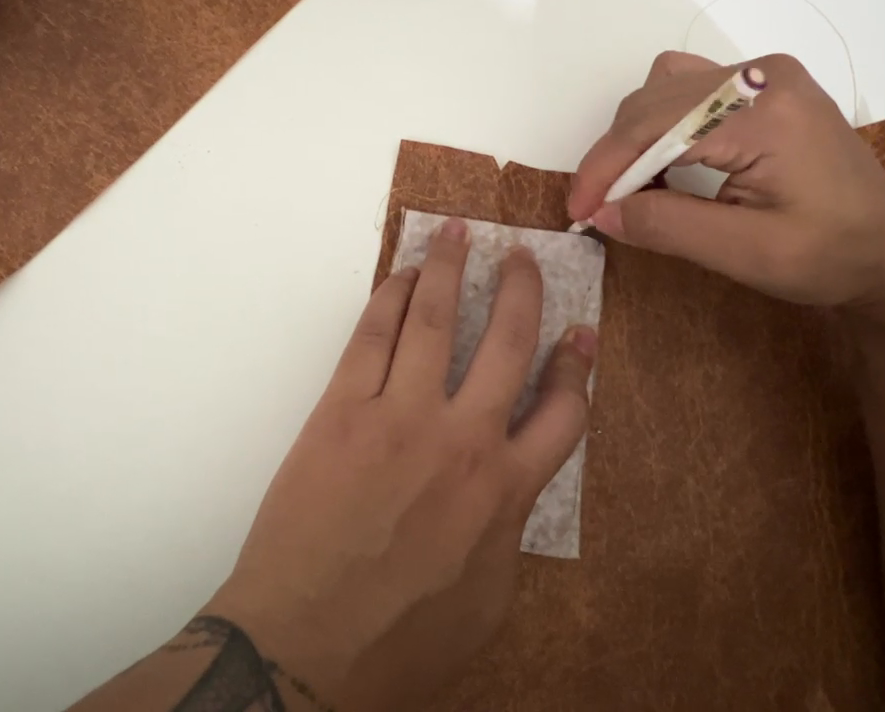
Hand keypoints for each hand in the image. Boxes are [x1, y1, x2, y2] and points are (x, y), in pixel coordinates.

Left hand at [202, 217, 595, 710]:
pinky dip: (389, 298)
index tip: (582, 333)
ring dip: (449, 269)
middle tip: (524, 256)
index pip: (563, 411)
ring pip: (434, 321)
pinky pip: (371, 337)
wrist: (302, 650)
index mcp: (506, 492)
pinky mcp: (342, 410)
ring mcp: (399, 417)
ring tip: (458, 233)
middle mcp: (462, 441)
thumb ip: (508, 528)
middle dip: (521, 291)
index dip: (578, 366)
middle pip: (507, 342)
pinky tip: (400, 276)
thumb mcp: (486, 601)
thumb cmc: (399, 642)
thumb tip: (511, 483)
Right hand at [569, 51, 884, 306]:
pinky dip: (662, 126)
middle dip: (616, 155)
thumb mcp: (747, 252)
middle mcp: (762, 76)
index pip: (655, 125)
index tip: (578, 211)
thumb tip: (603, 212)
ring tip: (636, 188)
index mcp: (764, 112)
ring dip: (636, 136)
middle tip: (603, 209)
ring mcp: (764, 75)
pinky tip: (667, 166)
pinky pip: (688, 90)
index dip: (605, 167)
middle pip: (653, 100)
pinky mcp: (763, 86)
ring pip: (665, 88)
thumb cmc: (831, 256)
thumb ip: (669, 226)